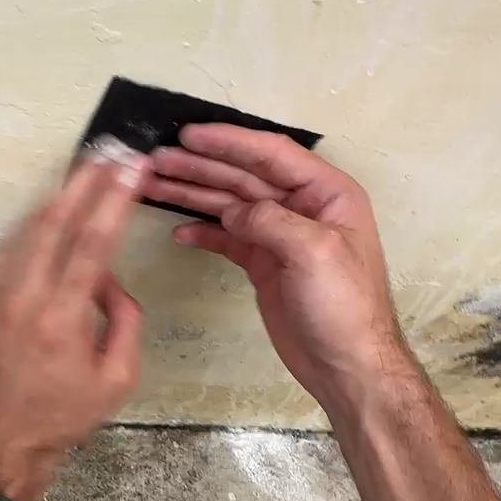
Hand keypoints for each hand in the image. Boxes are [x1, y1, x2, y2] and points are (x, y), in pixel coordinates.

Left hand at [0, 142, 147, 500]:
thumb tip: (108, 280)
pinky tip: (50, 211)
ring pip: (26, 231)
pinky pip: (11, 252)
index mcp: (61, 320)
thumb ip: (124, 320)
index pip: (92, 244)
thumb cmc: (65, 417)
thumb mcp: (118, 379)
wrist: (1, 442)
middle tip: (108, 151)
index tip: (131, 167)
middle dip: (83, 181)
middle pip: (53, 223)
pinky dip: (33, 226)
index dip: (113, 199)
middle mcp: (24, 299)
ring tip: (84, 170)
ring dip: (56, 197)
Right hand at [144, 124, 408, 412]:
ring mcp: (279, 236)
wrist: (346, 365)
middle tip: (157, 158)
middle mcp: (302, 207)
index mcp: (326, 193)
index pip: (271, 155)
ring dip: (193, 193)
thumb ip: (271, 221)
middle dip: (201, 166)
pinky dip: (203, 233)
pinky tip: (178, 230)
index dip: (228, 142)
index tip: (188, 135)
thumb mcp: (314, 253)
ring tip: (155, 183)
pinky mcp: (263, 264)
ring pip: (230, 205)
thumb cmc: (343, 307)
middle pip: (243, 176)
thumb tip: (233, 211)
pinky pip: (227, 238)